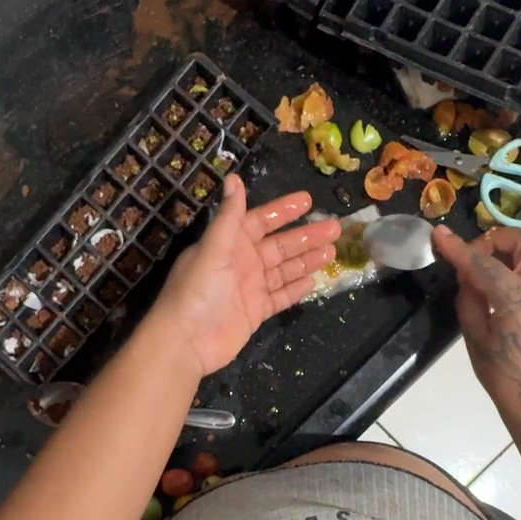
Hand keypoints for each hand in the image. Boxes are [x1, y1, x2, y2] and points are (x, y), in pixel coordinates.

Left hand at [146, 175, 340, 375]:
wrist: (185, 341)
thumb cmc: (196, 292)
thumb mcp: (213, 249)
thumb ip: (228, 217)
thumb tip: (234, 178)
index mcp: (229, 244)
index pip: (261, 221)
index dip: (283, 211)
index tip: (308, 200)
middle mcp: (241, 263)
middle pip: (279, 246)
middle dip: (306, 237)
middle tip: (335, 228)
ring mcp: (249, 289)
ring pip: (284, 270)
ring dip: (306, 260)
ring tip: (333, 252)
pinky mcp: (254, 313)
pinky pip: (280, 297)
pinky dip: (296, 290)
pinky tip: (315, 281)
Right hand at [432, 225, 520, 422]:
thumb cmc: (502, 372)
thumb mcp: (475, 336)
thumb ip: (469, 296)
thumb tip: (468, 273)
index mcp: (517, 298)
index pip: (482, 262)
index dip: (458, 248)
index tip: (439, 235)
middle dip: (494, 243)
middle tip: (476, 260)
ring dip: (519, 247)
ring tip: (501, 265)